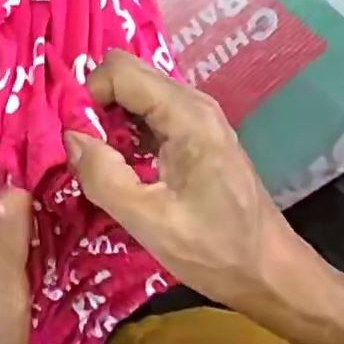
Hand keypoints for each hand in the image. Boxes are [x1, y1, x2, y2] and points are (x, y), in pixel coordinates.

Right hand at [64, 50, 324, 320]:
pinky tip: (123, 160)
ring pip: (135, 87)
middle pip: (126, 71)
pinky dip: (125, 123)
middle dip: (95, 100)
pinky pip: (147, 107)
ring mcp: (196, 113)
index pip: (119, 70)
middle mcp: (192, 101)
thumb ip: (103, 176)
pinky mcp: (195, 128)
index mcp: (186, 116)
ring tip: (101, 156)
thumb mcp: (149, 223)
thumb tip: (70, 137)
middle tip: (85, 145)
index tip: (77, 136)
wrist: (272, 274)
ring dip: (108, 113)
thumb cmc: (215, 251)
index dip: (89, 95)